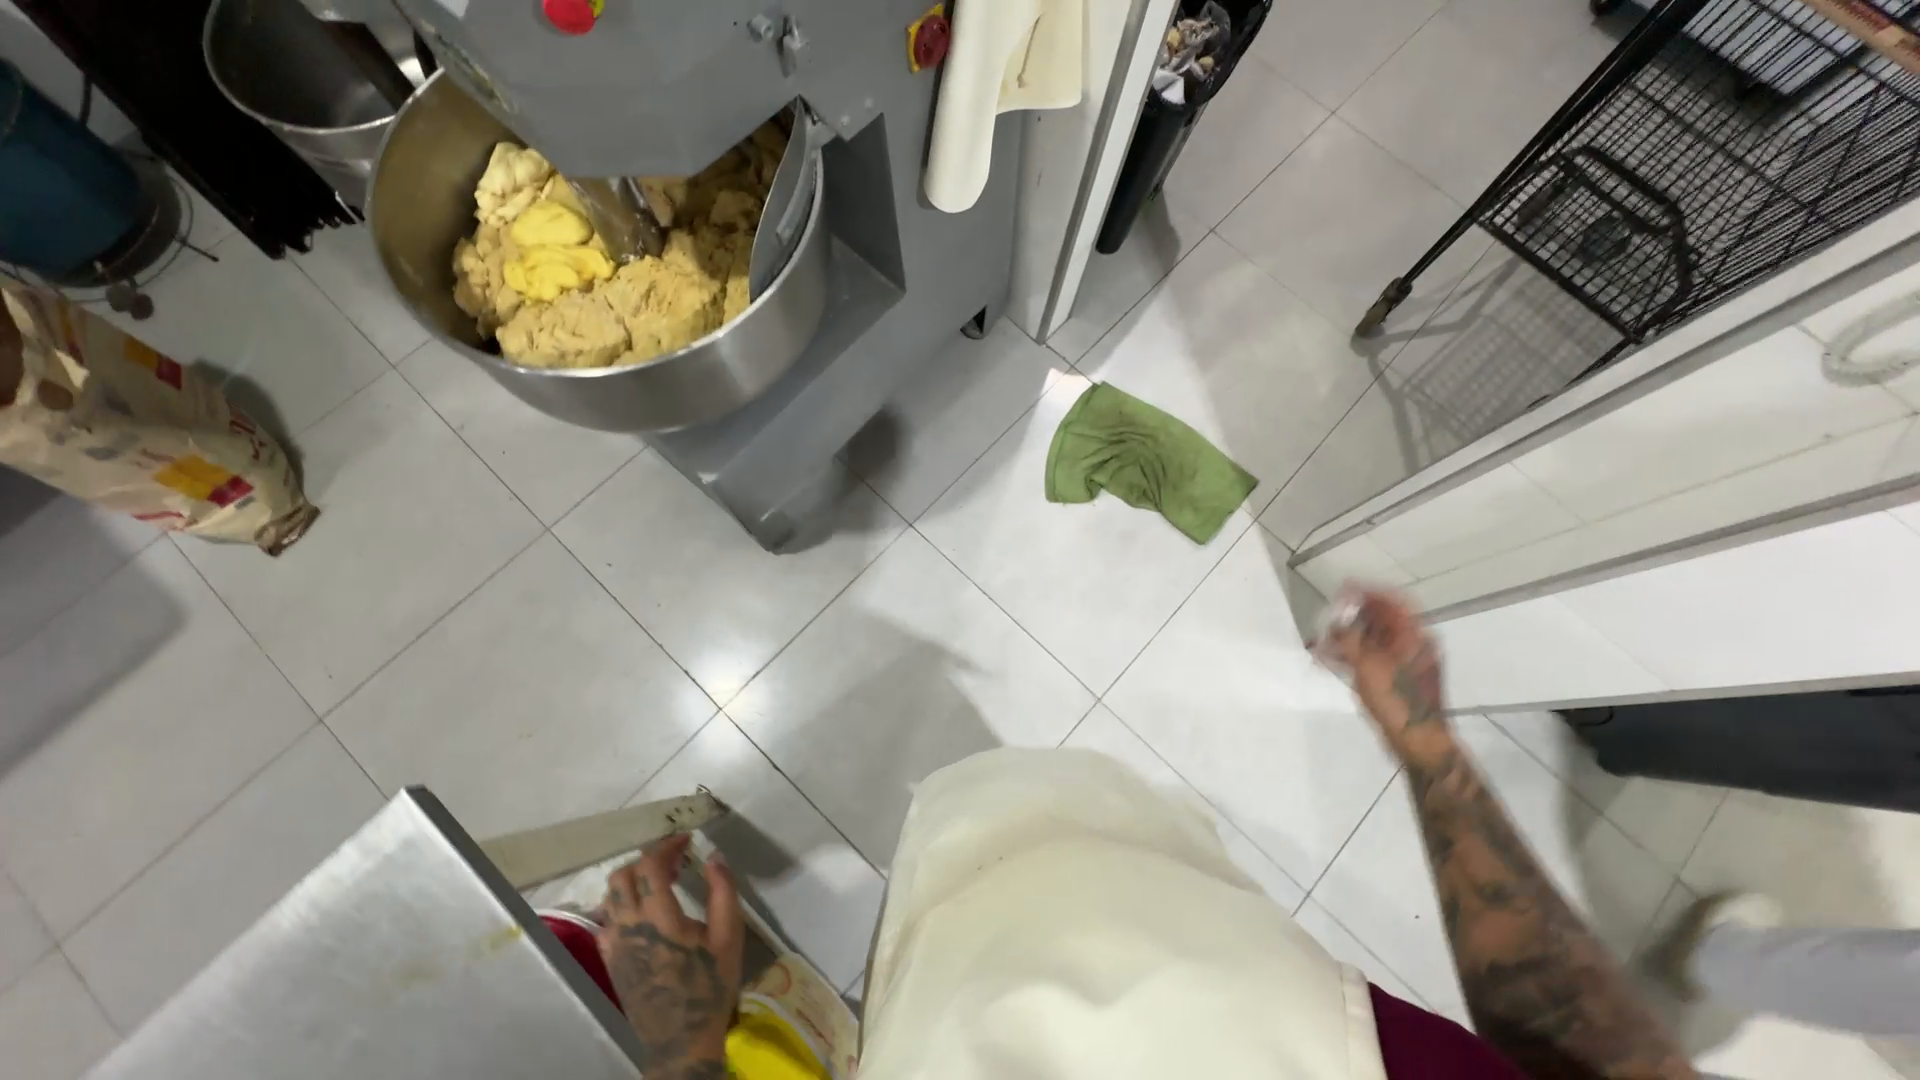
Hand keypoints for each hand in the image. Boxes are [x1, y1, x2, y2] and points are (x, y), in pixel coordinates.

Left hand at [597, 834, 743, 1079]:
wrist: (681, 1038)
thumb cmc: (710, 985)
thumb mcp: (729, 936)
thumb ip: (723, 891)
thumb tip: (714, 856)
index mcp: (659, 918)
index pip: (650, 866)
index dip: (666, 846)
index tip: (686, 840)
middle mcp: (629, 926)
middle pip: (622, 875)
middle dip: (647, 859)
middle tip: (674, 859)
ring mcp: (614, 944)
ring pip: (610, 896)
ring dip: (633, 880)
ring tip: (661, 882)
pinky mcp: (609, 959)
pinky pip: (607, 920)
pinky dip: (622, 904)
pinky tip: (645, 911)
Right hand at [1319, 588, 1452, 761]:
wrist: (1417, 741)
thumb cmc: (1397, 700)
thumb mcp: (1369, 666)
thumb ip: (1349, 640)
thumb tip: (1334, 623)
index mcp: (1415, 637)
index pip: (1394, 603)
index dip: (1369, 592)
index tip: (1343, 589)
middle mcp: (1412, 647)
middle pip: (1381, 622)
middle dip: (1351, 617)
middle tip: (1327, 616)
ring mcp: (1404, 666)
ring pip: (1372, 642)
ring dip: (1346, 638)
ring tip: (1319, 640)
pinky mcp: (1394, 682)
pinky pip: (1369, 660)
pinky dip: (1349, 657)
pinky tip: (1326, 661)